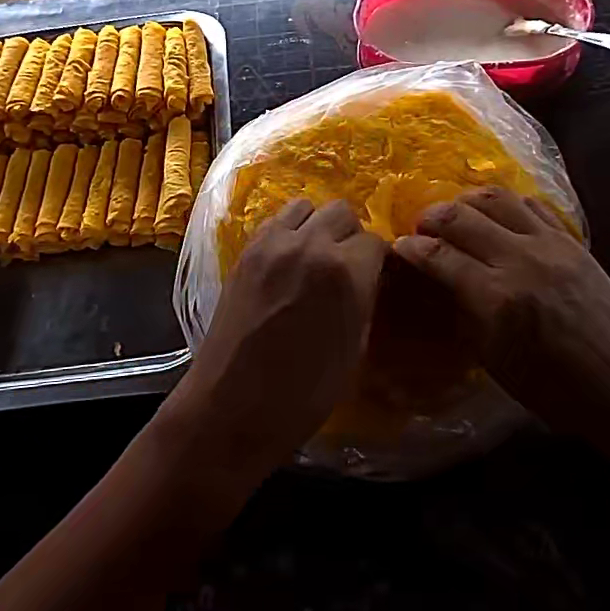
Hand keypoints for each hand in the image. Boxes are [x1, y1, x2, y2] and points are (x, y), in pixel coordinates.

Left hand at [161, 198, 388, 472]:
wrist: (232, 404)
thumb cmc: (303, 393)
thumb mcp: (354, 348)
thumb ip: (362, 299)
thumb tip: (366, 279)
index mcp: (344, 272)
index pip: (375, 241)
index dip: (377, 260)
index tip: (374, 276)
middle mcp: (307, 245)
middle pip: (340, 212)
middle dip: (350, 235)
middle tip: (346, 265)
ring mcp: (270, 244)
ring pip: (304, 206)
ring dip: (316, 225)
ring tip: (315, 256)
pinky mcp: (243, 252)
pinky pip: (273, 222)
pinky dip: (287, 231)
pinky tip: (287, 260)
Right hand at [393, 188, 609, 437]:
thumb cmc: (552, 388)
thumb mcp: (490, 357)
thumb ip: (460, 310)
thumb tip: (435, 282)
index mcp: (496, 296)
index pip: (437, 255)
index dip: (409, 247)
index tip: (396, 247)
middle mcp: (521, 260)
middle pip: (460, 215)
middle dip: (430, 217)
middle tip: (420, 230)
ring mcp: (551, 246)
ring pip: (495, 198)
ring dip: (465, 202)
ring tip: (455, 217)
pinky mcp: (572, 243)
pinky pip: (530, 206)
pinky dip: (504, 207)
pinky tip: (495, 222)